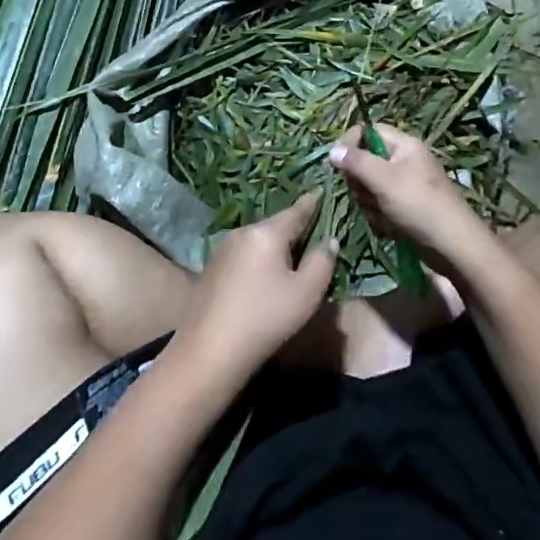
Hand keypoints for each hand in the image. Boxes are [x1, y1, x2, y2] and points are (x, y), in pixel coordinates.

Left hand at [172, 192, 336, 382]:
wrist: (210, 350)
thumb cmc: (266, 318)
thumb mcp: (306, 292)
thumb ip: (322, 261)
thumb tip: (329, 240)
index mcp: (266, 233)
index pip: (296, 210)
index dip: (312, 202)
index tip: (322, 190)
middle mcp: (242, 233)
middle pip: (276, 225)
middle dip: (296, 227)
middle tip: (317, 228)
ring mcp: (223, 250)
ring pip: (259, 240)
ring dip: (277, 245)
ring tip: (295, 253)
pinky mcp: (212, 269)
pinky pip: (246, 254)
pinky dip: (261, 258)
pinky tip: (267, 274)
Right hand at [327, 124, 494, 275]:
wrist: (452, 246)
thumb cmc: (419, 205)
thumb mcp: (384, 180)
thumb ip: (356, 162)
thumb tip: (333, 150)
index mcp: (404, 145)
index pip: (368, 131)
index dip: (350, 143)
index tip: (337, 164)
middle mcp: (404, 161)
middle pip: (365, 161)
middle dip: (360, 182)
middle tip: (368, 194)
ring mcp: (404, 185)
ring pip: (369, 186)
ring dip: (369, 203)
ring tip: (382, 214)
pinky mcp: (404, 207)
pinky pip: (379, 205)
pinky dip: (379, 216)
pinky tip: (388, 227)